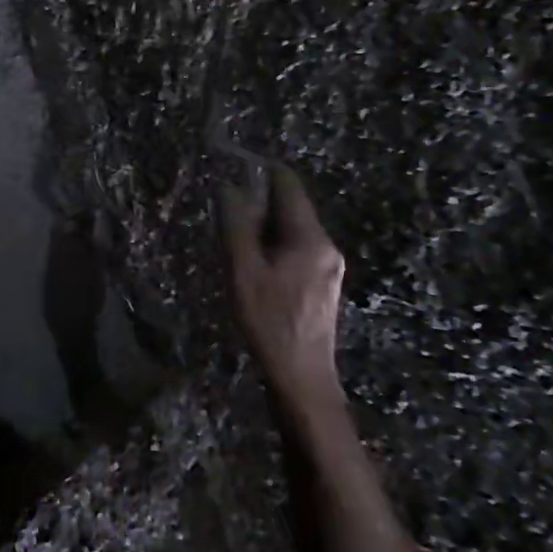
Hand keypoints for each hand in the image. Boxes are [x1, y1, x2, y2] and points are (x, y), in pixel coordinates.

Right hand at [218, 162, 347, 411]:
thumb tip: (226, 187)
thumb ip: (235, 225)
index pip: (288, 183)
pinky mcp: (322, 284)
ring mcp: (328, 265)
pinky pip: (296, 249)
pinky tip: (253, 269)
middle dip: (257, 204)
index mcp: (310, 236)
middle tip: (224, 218)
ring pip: (291, 229)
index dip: (259, 171)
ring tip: (234, 247)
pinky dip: (273, 248)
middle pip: (290, 206)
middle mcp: (326, 244)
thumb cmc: (269, 323)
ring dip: (262, 229)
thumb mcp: (243, 271)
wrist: (302, 380)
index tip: (230, 171)